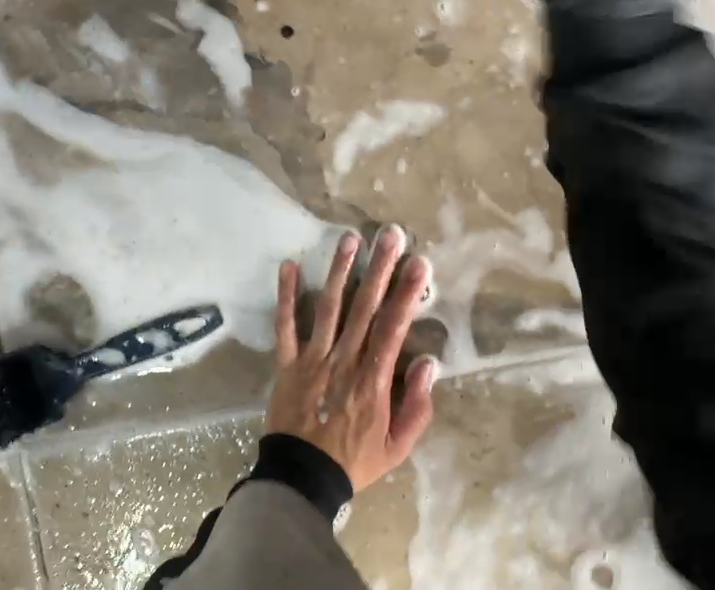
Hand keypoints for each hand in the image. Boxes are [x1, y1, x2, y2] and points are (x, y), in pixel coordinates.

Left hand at [266, 227, 437, 491]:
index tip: (419, 263)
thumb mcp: (397, 446)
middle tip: (390, 234)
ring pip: (329, 307)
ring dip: (340, 270)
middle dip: (380, 268)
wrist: (301, 480)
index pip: (394, 327)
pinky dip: (285, 295)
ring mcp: (313, 358)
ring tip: (350, 238)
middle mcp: (344, 359)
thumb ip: (417, 406)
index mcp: (373, 378)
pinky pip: (285, 326)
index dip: (407, 293)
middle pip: (364, 307)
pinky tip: (288, 265)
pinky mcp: (287, 363)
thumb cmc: (354, 461)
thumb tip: (429, 362)